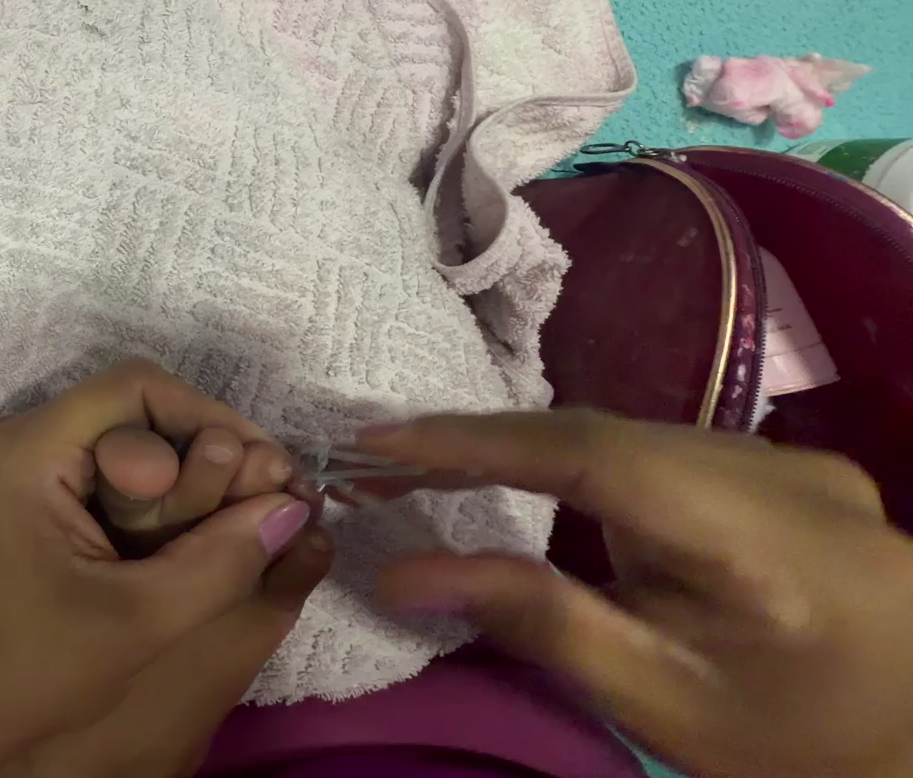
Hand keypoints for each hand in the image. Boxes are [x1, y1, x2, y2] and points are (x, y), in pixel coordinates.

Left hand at [0, 359, 328, 771]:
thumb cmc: (36, 666)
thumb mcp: (140, 618)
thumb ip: (221, 559)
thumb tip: (293, 505)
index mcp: (34, 447)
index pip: (137, 389)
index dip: (211, 417)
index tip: (268, 472)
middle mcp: (32, 437)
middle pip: (138, 411)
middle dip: (207, 453)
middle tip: (267, 505)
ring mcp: (37, 463)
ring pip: (134, 441)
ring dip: (191, 480)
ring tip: (242, 526)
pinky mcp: (48, 492)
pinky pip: (119, 472)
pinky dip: (166, 499)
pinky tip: (202, 537)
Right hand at [358, 411, 912, 777]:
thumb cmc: (806, 746)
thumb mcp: (664, 703)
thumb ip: (533, 621)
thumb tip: (394, 574)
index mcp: (768, 538)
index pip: (589, 454)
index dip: (471, 439)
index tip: (373, 441)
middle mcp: (778, 471)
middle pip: (592, 436)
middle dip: (474, 443)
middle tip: (378, 462)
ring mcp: (781, 460)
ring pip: (607, 433)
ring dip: (508, 447)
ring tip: (425, 467)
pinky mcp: (771, 467)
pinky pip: (632, 444)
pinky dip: (554, 456)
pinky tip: (512, 472)